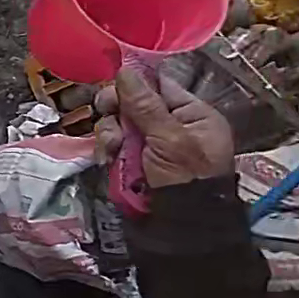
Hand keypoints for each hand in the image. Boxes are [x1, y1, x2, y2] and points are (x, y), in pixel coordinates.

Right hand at [92, 66, 234, 187]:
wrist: (181, 227)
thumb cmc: (186, 177)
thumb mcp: (169, 138)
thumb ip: (144, 104)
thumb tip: (125, 70)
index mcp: (192, 115)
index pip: (158, 86)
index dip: (134, 83)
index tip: (113, 83)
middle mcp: (169, 125)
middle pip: (132, 102)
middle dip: (116, 109)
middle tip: (106, 112)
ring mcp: (148, 144)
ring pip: (117, 122)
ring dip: (109, 132)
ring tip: (112, 148)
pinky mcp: (131, 160)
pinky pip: (112, 143)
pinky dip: (107, 149)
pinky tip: (108, 158)